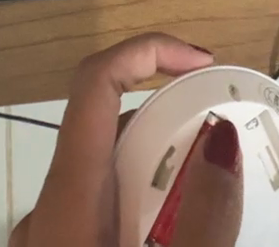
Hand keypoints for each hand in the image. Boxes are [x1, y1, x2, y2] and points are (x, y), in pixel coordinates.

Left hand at [9, 33, 241, 246]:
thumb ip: (201, 217)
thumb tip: (221, 138)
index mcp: (66, 197)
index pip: (96, 80)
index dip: (149, 51)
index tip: (204, 63)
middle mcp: (49, 207)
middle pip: (112, 127)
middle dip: (173, 119)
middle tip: (229, 139)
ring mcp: (51, 236)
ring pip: (110, 173)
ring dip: (163, 166)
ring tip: (217, 194)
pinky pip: (105, 209)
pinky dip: (147, 204)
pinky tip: (182, 233)